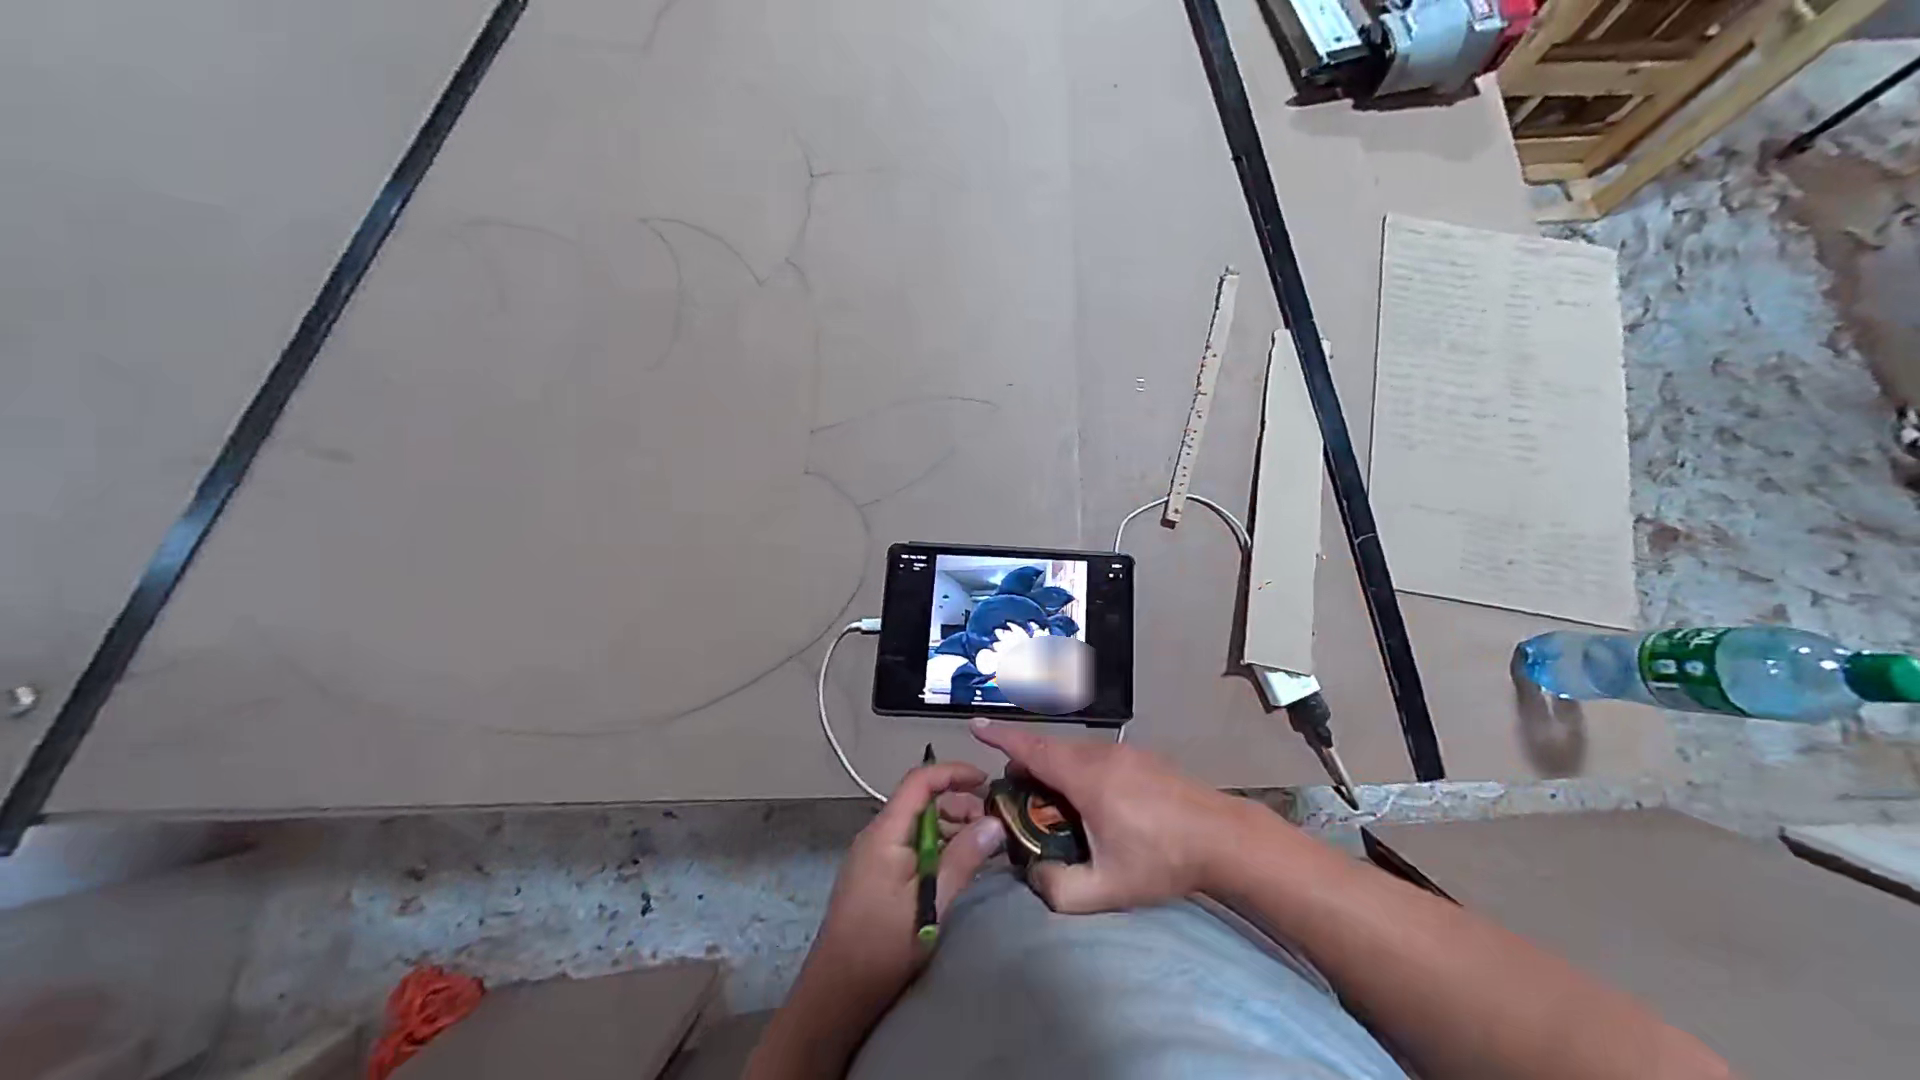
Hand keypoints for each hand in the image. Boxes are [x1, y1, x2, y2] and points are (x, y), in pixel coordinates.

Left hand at [802, 762, 1005, 1009]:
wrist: (835, 994)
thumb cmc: (883, 945)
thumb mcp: (931, 902)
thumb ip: (963, 858)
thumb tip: (994, 823)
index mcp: (885, 832)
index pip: (920, 781)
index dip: (954, 773)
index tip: (987, 781)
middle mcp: (877, 835)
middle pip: (921, 802)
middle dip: (959, 805)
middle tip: (992, 825)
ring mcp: (874, 856)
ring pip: (917, 825)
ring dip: (950, 828)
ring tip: (982, 846)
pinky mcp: (876, 875)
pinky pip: (910, 845)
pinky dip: (937, 847)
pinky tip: (958, 865)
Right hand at [971, 717, 1253, 912]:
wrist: (1224, 838)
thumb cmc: (1163, 859)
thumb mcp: (1107, 887)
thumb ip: (1060, 889)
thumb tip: (1034, 876)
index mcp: (1085, 776)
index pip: (1031, 748)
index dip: (1000, 737)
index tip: (975, 726)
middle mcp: (1101, 754)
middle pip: (1050, 750)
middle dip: (1026, 764)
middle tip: (1018, 797)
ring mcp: (1125, 752)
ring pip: (1074, 752)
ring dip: (1054, 769)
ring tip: (1055, 805)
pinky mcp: (1142, 758)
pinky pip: (1095, 756)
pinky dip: (1078, 769)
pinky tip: (1094, 803)